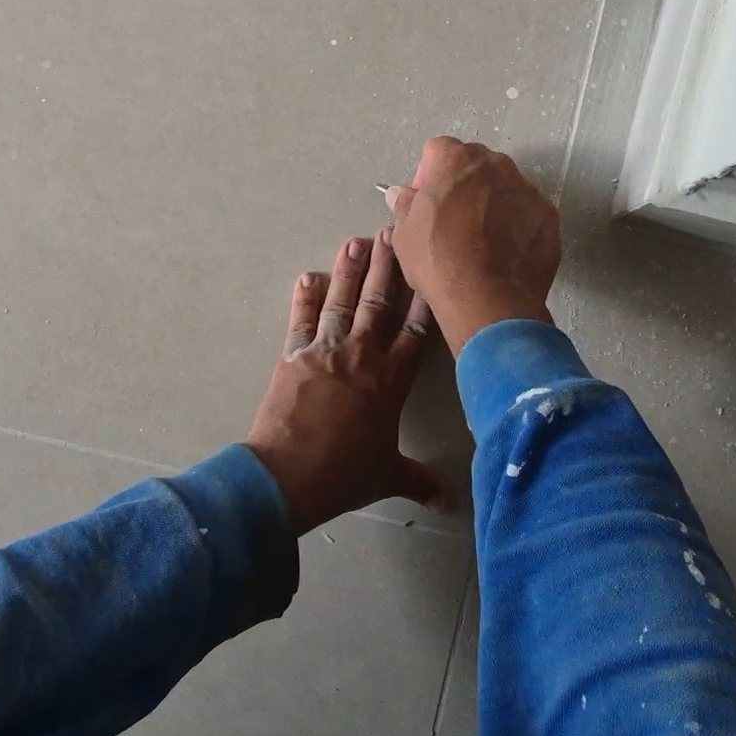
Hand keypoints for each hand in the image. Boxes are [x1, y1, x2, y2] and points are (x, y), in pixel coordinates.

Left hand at [245, 231, 448, 535]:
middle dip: (388, 267)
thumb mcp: (386, 475)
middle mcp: (363, 355)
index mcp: (392, 380)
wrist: (288, 476)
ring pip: (343, 302)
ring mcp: (326, 351)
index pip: (416, 330)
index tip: (431, 270)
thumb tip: (447, 502)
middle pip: (380, 303)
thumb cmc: (344, 474)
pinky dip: (305, 299)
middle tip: (392, 233)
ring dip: (350, 270)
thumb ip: (418, 480)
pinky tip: (309, 277)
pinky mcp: (293, 355)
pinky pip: (301, 320)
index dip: (425, 299)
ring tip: (356, 241)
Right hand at [383, 136, 561, 355]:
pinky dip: (517, 226)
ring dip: (492, 204)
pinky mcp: (549, 216)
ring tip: (481, 241)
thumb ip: (405, 205)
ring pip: (505, 187)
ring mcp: (527, 189)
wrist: (489, 298)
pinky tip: (504, 253)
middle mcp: (496, 164)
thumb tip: (402, 194)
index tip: (425, 203)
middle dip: (463, 185)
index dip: (427, 175)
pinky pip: (527, 213)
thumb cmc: (438, 261)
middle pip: (476, 164)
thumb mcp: (405, 234)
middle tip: (453, 220)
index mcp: (456, 160)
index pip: (438, 151)